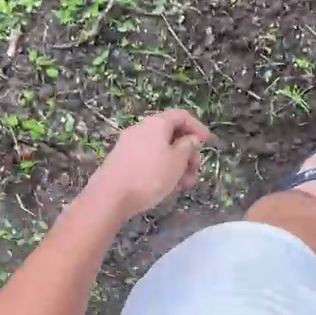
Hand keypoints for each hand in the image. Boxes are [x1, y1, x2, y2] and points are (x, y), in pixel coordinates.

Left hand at [88, 110, 210, 214]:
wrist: (108, 198)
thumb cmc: (149, 176)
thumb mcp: (177, 160)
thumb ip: (188, 146)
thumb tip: (190, 138)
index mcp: (157, 123)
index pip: (182, 116)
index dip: (197, 127)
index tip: (208, 142)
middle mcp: (141, 129)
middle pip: (170, 133)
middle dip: (187, 151)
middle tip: (195, 169)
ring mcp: (128, 145)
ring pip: (159, 149)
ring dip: (175, 163)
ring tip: (183, 185)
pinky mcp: (120, 161)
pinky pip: (147, 158)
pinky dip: (160, 168)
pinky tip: (165, 186)